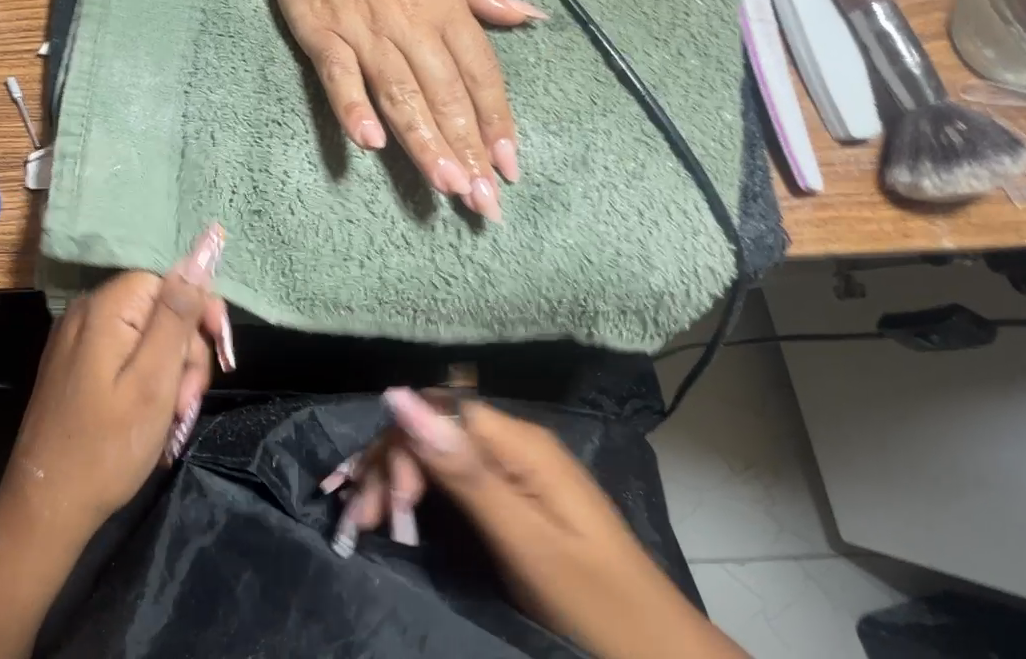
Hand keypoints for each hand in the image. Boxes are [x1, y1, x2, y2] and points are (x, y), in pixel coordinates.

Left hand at [1, 225, 232, 538]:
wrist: (49, 505)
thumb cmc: (107, 445)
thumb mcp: (155, 378)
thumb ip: (178, 312)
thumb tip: (201, 250)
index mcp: (104, 309)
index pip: (167, 282)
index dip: (198, 314)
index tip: (221, 357)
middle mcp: (86, 314)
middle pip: (159, 310)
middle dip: (184, 354)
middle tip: (185, 402)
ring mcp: (77, 342)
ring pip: (147, 339)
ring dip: (170, 375)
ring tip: (170, 419)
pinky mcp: (76, 367)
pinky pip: (125, 359)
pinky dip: (147, 385)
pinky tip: (152, 420)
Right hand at [235, 0, 545, 222]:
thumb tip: (527, 17)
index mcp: (446, 5)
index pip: (481, 75)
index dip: (496, 123)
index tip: (510, 167)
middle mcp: (412, 25)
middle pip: (445, 97)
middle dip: (468, 151)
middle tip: (482, 204)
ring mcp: (364, 31)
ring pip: (401, 96)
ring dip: (425, 143)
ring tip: (445, 187)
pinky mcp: (321, 33)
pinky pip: (339, 77)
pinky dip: (353, 108)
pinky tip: (368, 144)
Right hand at [325, 390, 748, 658]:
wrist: (663, 657)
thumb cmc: (595, 604)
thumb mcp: (526, 541)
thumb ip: (462, 469)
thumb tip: (397, 394)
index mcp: (519, 444)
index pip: (434, 411)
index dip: (399, 447)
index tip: (388, 506)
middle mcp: (513, 443)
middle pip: (428, 430)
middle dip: (387, 469)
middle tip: (362, 524)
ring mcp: (514, 470)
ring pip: (432, 454)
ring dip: (394, 483)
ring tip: (364, 524)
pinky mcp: (511, 496)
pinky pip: (448, 479)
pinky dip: (415, 497)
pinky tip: (393, 516)